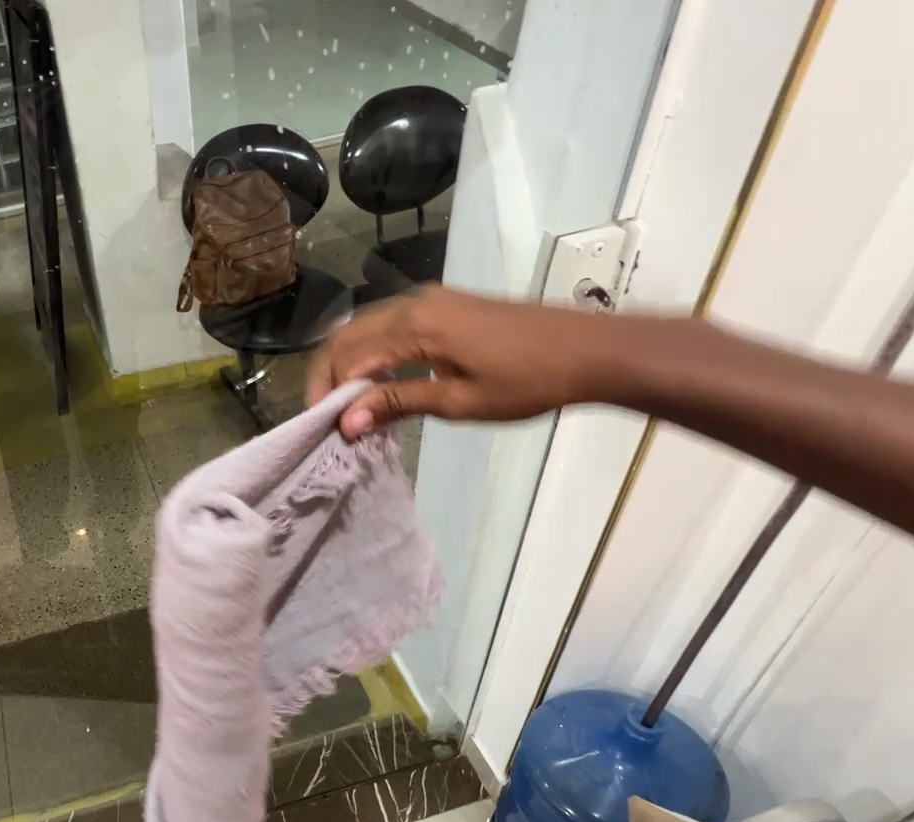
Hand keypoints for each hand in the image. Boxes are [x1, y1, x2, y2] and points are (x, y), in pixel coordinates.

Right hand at [305, 285, 620, 437]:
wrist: (589, 350)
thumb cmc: (527, 382)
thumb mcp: (459, 401)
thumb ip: (398, 404)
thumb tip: (346, 423)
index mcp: (416, 325)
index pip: (350, 357)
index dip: (330, 394)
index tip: (324, 429)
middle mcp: (414, 302)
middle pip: (349, 336)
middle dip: (331, 377)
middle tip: (327, 418)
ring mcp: (430, 299)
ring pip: (366, 328)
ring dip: (350, 364)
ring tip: (348, 405)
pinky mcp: (444, 304)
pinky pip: (389, 325)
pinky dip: (372, 352)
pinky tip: (377, 381)